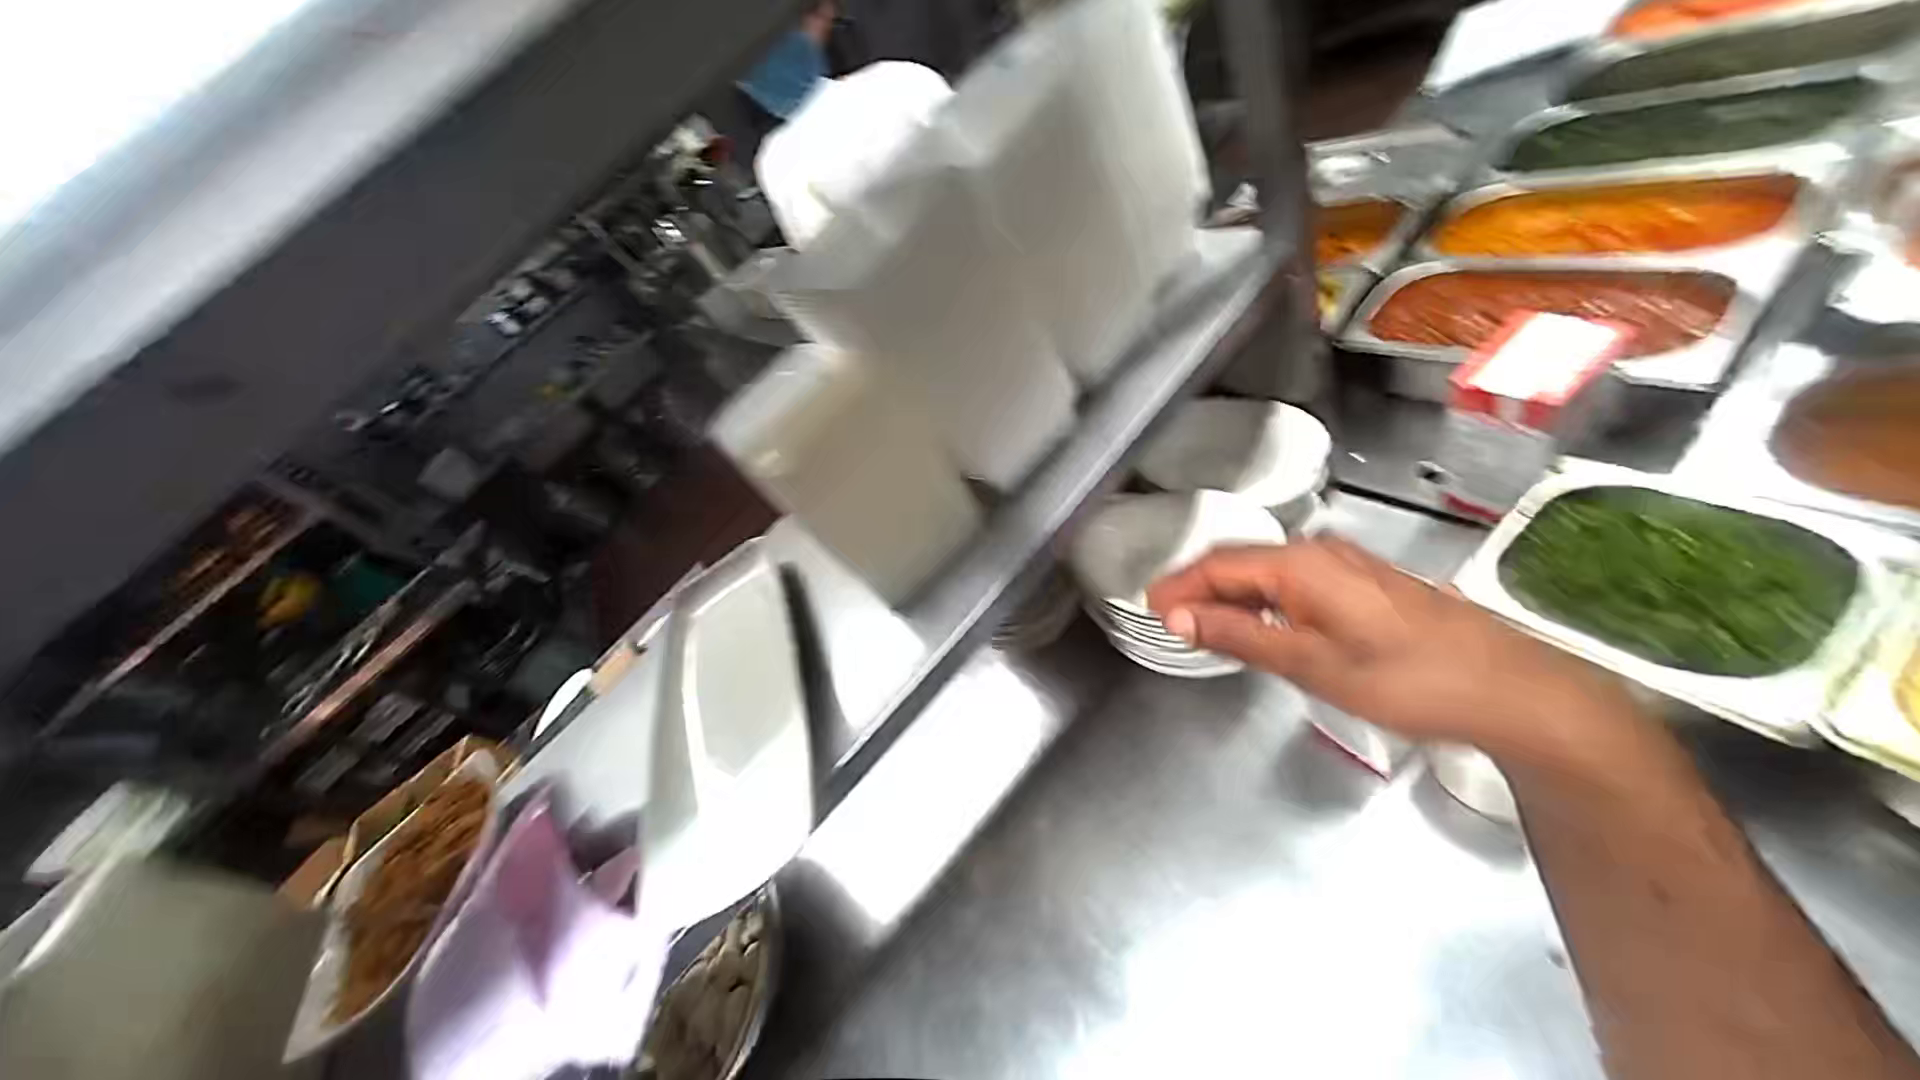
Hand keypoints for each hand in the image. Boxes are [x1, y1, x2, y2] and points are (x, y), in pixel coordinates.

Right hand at [1146, 538, 1645, 767]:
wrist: (1513, 690)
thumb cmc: (1407, 680)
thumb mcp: (1311, 663)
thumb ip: (1240, 635)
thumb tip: (1180, 617)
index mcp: (1301, 566)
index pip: (1218, 565)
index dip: (1179, 586)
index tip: (1149, 607)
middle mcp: (1321, 554)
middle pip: (1240, 562)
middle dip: (1198, 588)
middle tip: (1169, 619)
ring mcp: (1345, 566)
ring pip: (1266, 572)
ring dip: (1229, 595)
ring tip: (1202, 625)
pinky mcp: (1363, 583)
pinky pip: (1292, 581)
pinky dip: (1261, 600)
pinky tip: (1258, 624)